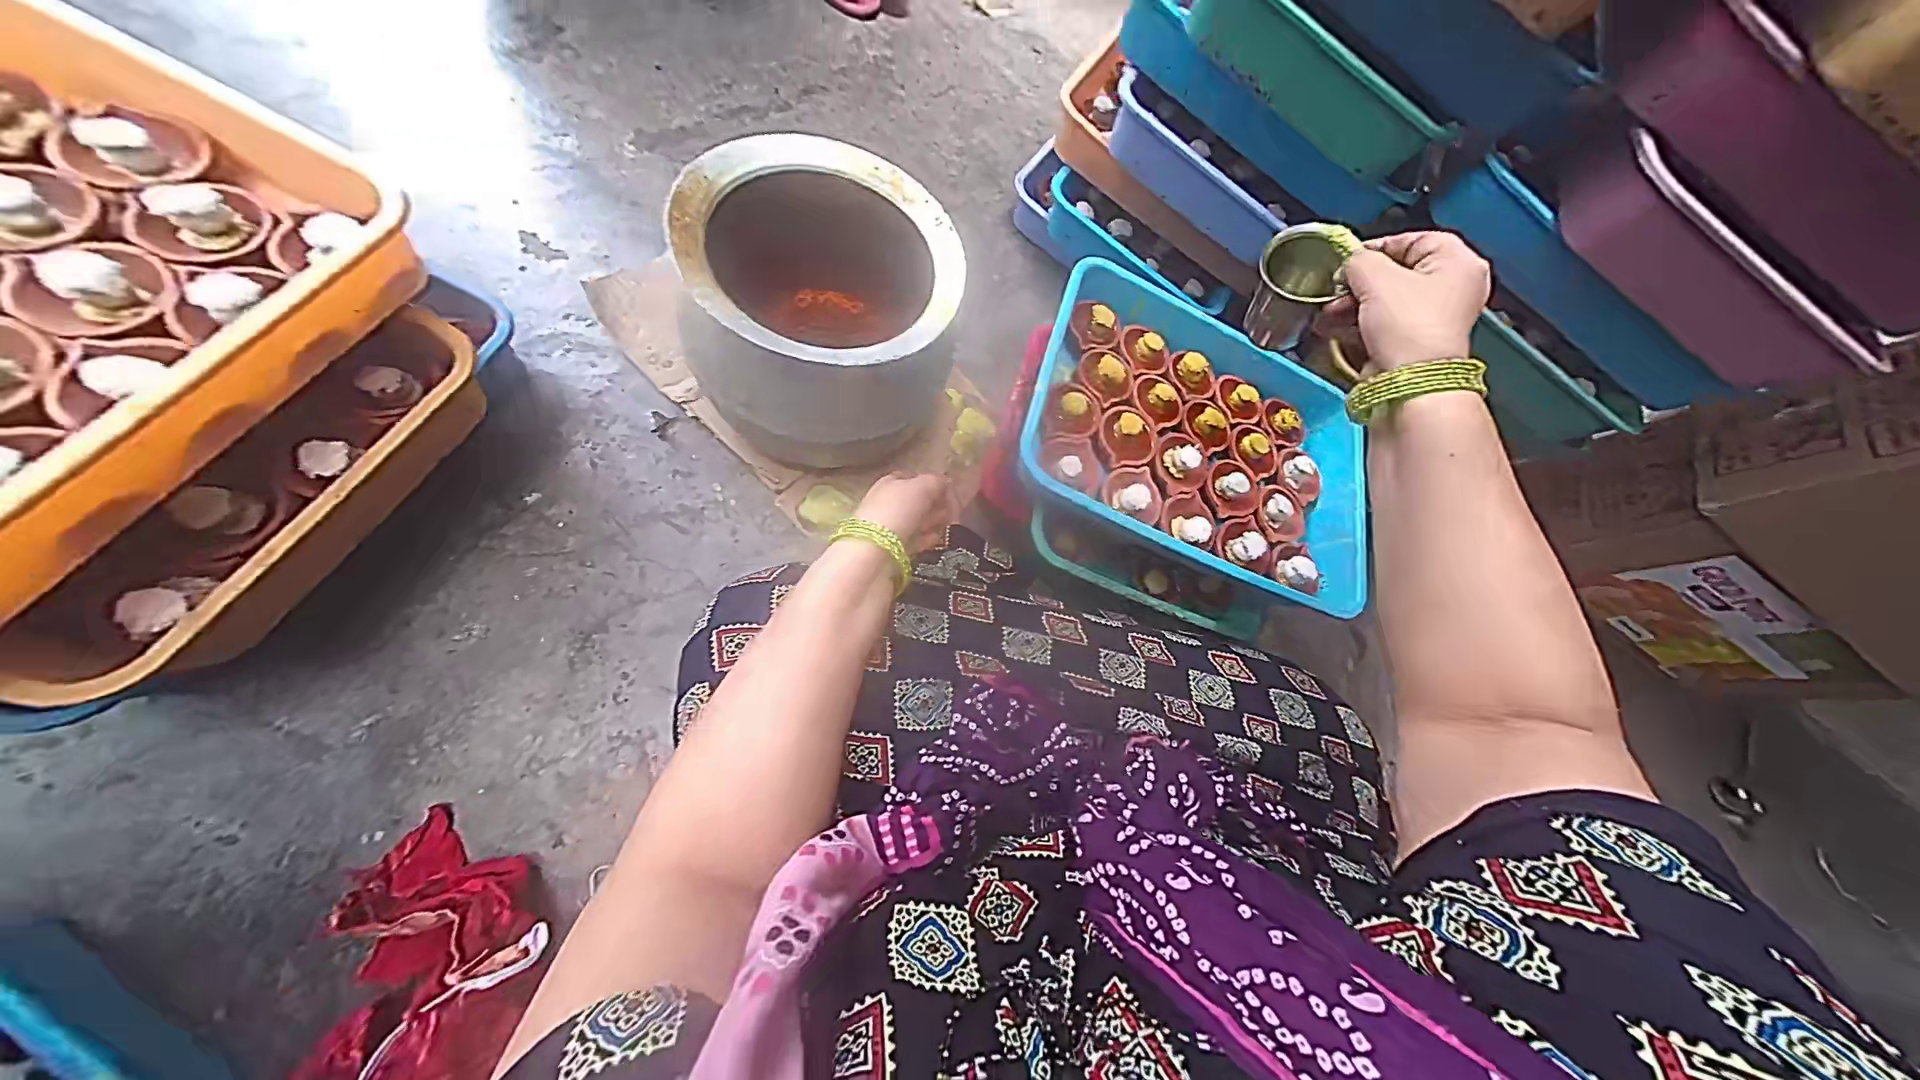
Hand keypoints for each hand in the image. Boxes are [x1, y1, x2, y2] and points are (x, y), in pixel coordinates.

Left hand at [852, 472, 957, 552]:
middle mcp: (889, 503)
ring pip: (919, 522)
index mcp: (891, 483)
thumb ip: (935, 481)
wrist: (871, 557)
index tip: (953, 498)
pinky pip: (915, 541)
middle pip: (920, 502)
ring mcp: (890, 527)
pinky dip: (926, 540)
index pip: (919, 480)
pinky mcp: (893, 550)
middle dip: (938, 507)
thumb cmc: (896, 513)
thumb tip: (945, 483)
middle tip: (952, 516)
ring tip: (945, 529)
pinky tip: (935, 542)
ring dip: (934, 524)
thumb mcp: (920, 487)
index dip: (938, 487)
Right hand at [1315, 231, 1490, 374]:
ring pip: (1384, 300)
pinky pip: (1380, 323)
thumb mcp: (1377, 279)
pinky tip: (1332, 325)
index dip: (1377, 246)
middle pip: (1396, 273)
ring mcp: (1431, 317)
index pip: (1414, 239)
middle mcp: (1451, 288)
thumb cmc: (1407, 327)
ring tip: (1328, 311)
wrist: (1408, 381)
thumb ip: (1360, 261)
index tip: (1349, 258)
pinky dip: (1356, 323)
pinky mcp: (1411, 341)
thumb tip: (1351, 263)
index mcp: (1458, 262)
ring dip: (1351, 304)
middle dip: (1358, 282)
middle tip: (1337, 288)